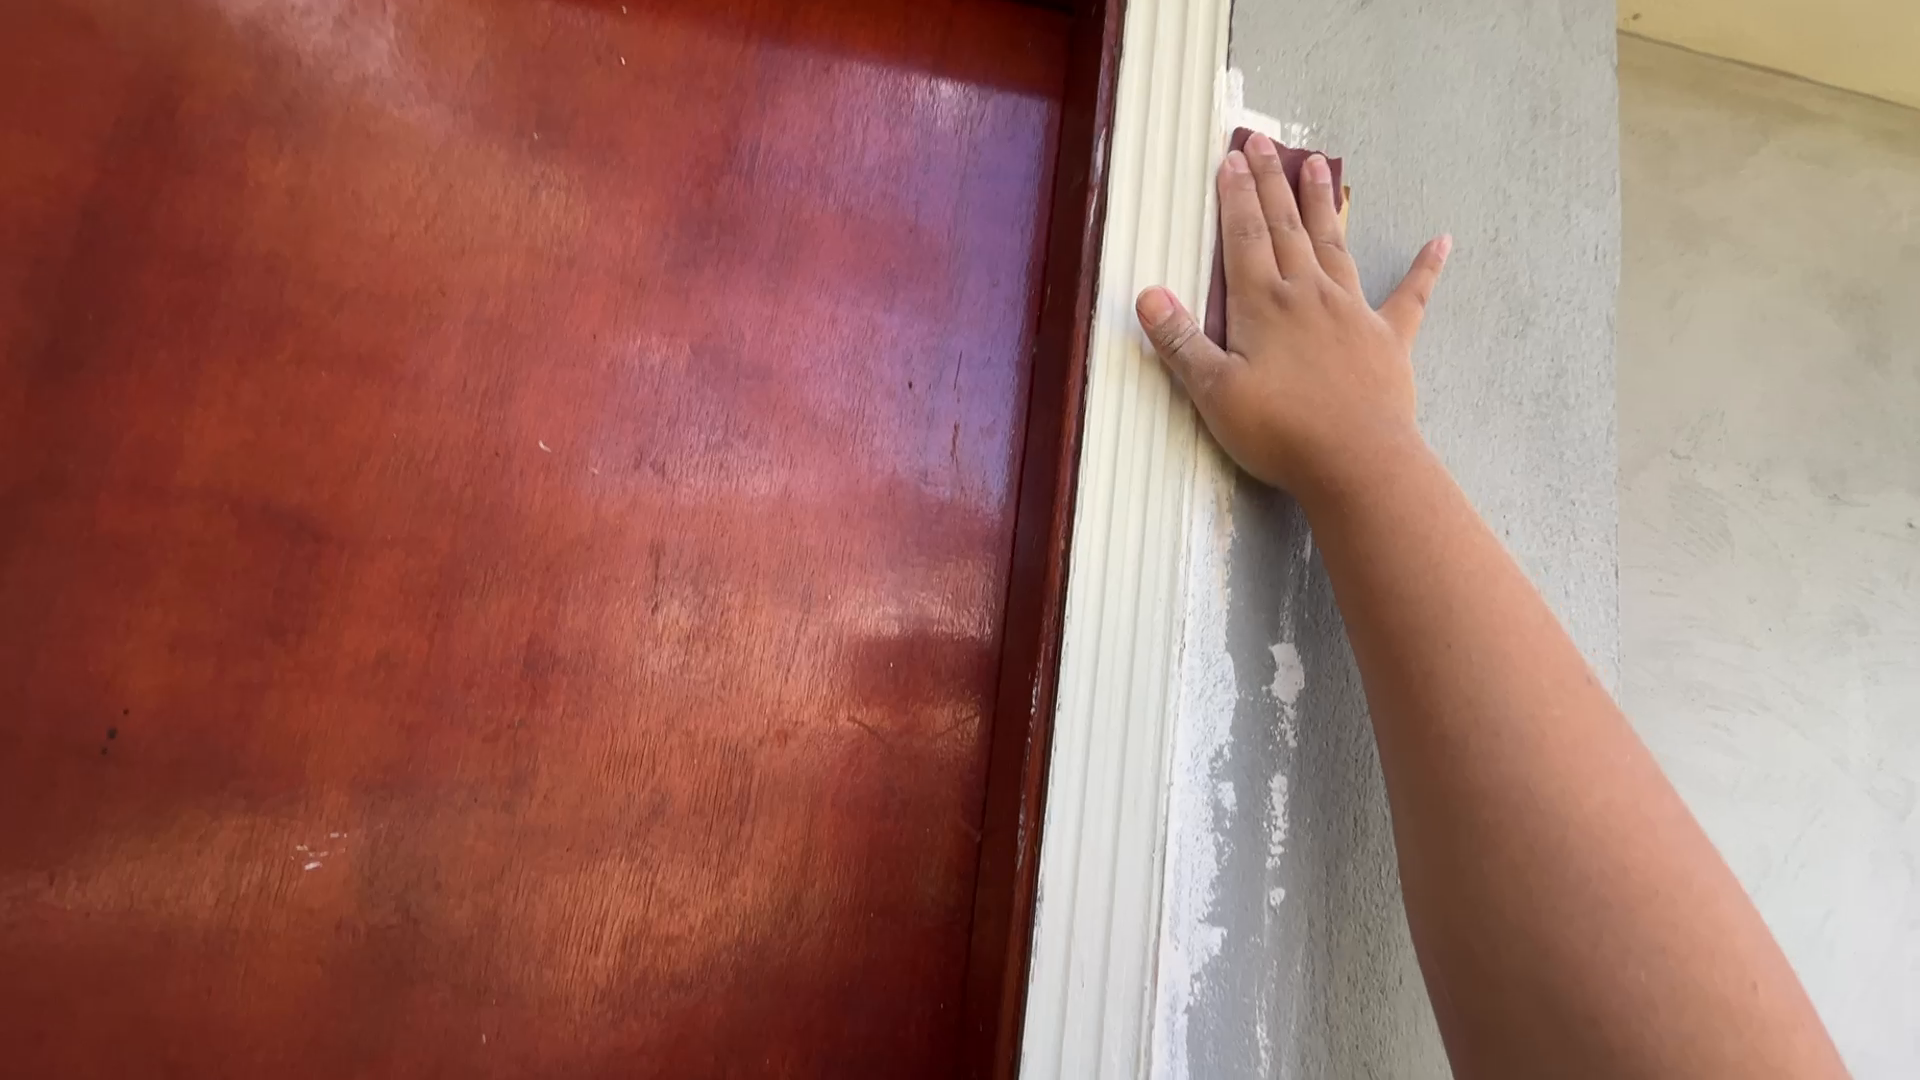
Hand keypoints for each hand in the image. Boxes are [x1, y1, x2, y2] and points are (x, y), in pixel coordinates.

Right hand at [1134, 131, 1449, 504]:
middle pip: (1286, 228)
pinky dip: (1424, 270)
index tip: (1231, 158)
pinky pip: (1409, 297)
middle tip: (1265, 142)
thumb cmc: (1277, 430)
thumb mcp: (1213, 391)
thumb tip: (1148, 294)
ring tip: (1319, 163)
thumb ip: (1181, 342)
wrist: (1355, 461)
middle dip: (1272, 184)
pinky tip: (1440, 243)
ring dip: (1324, 204)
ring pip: (1335, 245)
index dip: (1236, 197)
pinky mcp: (1388, 340)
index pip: (1244, 238)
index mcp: (1263, 305)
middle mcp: (1308, 295)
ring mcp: (1353, 313)